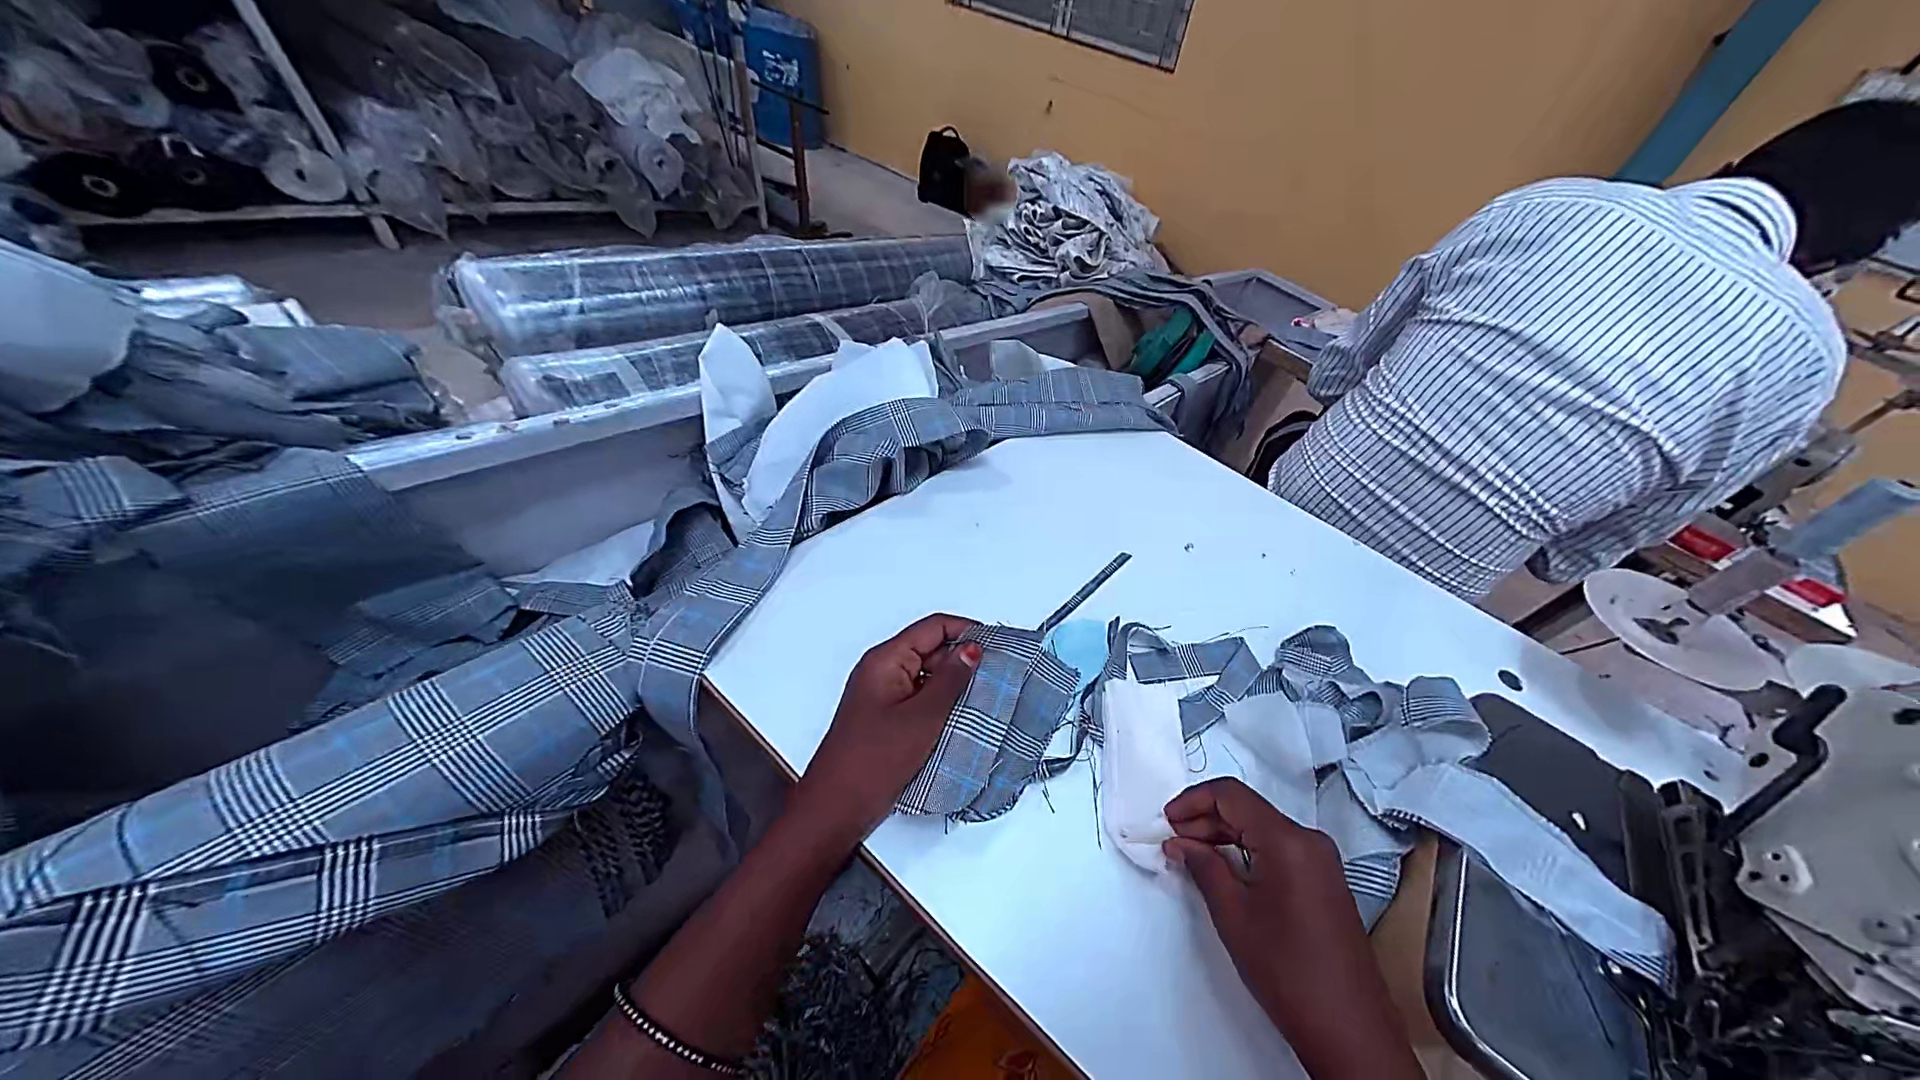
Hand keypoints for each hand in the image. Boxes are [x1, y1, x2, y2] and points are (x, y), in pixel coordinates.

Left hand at [791, 614, 981, 846]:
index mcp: (886, 659)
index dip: (966, 631)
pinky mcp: (886, 718)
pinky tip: (961, 721)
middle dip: (962, 661)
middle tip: (995, 678)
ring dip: (953, 687)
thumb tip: (971, 649)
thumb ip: (951, 678)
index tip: (995, 647)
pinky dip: (940, 706)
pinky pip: (919, 700)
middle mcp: (882, 671)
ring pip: (927, 677)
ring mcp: (883, 695)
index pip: (933, 628)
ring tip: (984, 701)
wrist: (837, 806)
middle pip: (930, 649)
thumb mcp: (923, 715)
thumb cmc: (873, 760)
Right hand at [1163, 778, 1421, 1079]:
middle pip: (1247, 808)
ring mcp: (1322, 861)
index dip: (1193, 800)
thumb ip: (1203, 865)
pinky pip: (1277, 848)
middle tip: (1173, 842)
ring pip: (1261, 828)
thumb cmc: (1288, 972)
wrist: (1350, 1033)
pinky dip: (1245, 851)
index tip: (1167, 820)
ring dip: (1223, 835)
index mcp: (1289, 841)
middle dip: (1205, 819)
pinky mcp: (1324, 882)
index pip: (1231, 795)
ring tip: (1191, 857)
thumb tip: (1180, 843)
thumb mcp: (1233, 913)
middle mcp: (1310, 841)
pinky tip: (1222, 870)